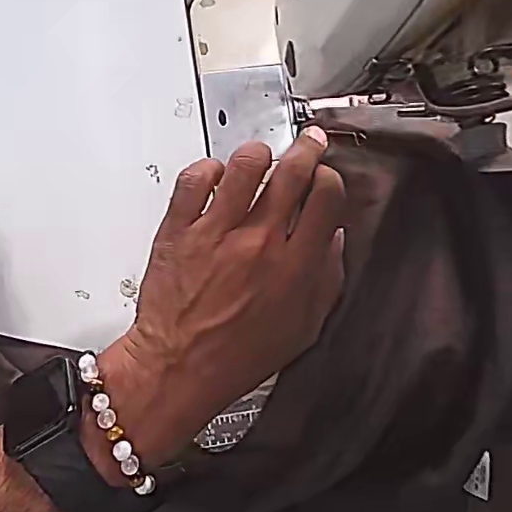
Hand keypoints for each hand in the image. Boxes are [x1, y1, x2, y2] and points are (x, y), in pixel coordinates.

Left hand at [84, 128, 346, 478]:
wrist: (178, 367)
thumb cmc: (235, 355)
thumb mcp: (302, 329)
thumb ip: (326, 280)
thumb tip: (333, 240)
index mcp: (294, 267)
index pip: (326, 197)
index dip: (331, 178)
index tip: (325, 178)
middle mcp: (257, 243)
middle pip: (292, 172)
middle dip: (307, 149)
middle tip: (307, 144)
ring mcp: (216, 233)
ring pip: (245, 165)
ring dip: (258, 154)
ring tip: (259, 158)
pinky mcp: (179, 229)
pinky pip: (194, 179)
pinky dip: (209, 169)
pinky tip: (215, 177)